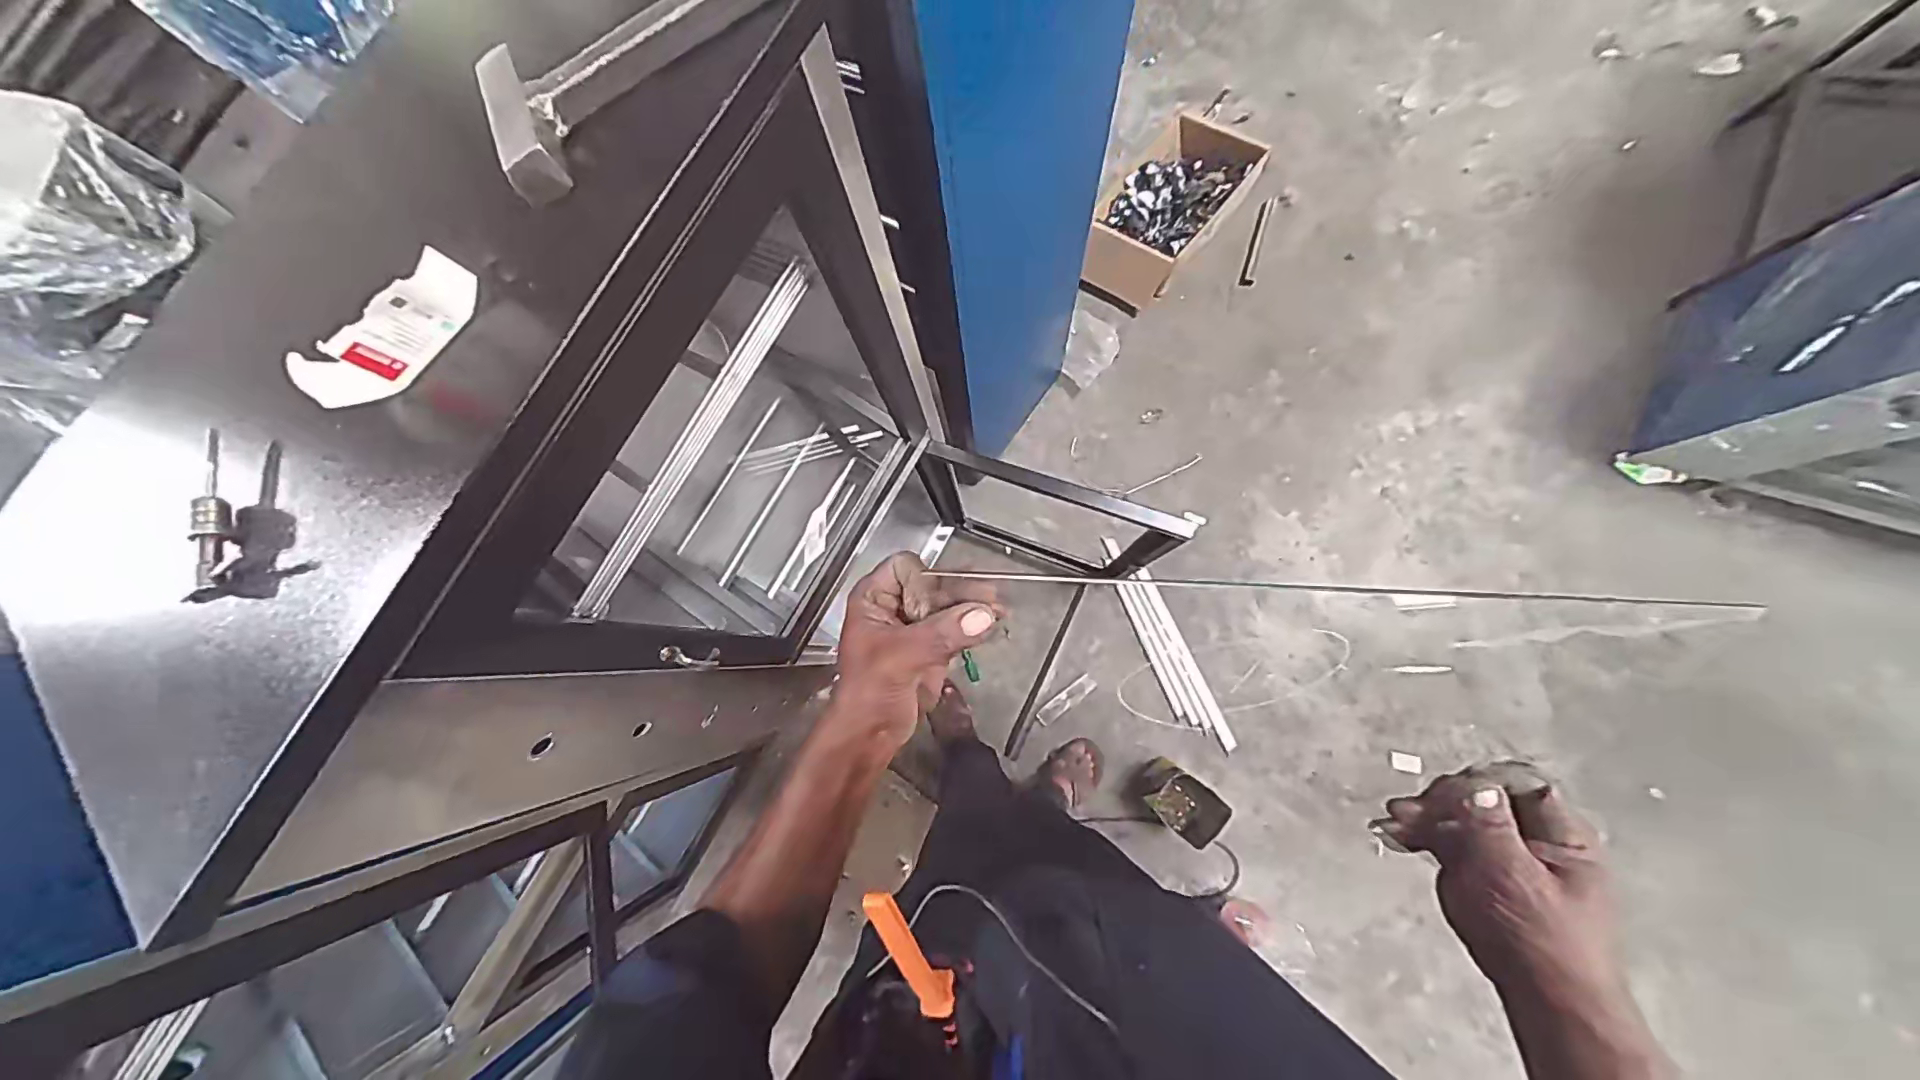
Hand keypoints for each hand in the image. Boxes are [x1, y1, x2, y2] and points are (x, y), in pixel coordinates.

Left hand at [831, 553, 999, 749]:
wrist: (869, 735)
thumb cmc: (867, 693)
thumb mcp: (900, 657)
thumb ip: (941, 634)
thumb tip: (981, 616)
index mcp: (873, 599)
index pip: (904, 568)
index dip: (925, 580)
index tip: (940, 603)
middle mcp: (894, 607)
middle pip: (933, 585)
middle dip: (962, 592)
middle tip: (991, 598)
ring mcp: (914, 627)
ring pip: (948, 605)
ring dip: (973, 608)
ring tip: (998, 611)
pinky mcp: (931, 647)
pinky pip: (956, 628)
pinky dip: (974, 626)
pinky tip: (992, 625)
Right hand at [1377, 763, 1617, 999]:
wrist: (1544, 998)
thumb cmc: (1545, 943)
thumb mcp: (1517, 878)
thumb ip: (1492, 828)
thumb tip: (1476, 785)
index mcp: (1561, 837)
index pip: (1518, 783)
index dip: (1480, 782)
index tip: (1447, 795)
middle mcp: (1531, 838)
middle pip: (1480, 796)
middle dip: (1442, 800)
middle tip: (1413, 810)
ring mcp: (1501, 853)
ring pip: (1455, 815)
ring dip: (1422, 815)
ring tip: (1396, 823)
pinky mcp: (1476, 869)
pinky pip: (1443, 838)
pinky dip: (1418, 833)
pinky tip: (1397, 836)